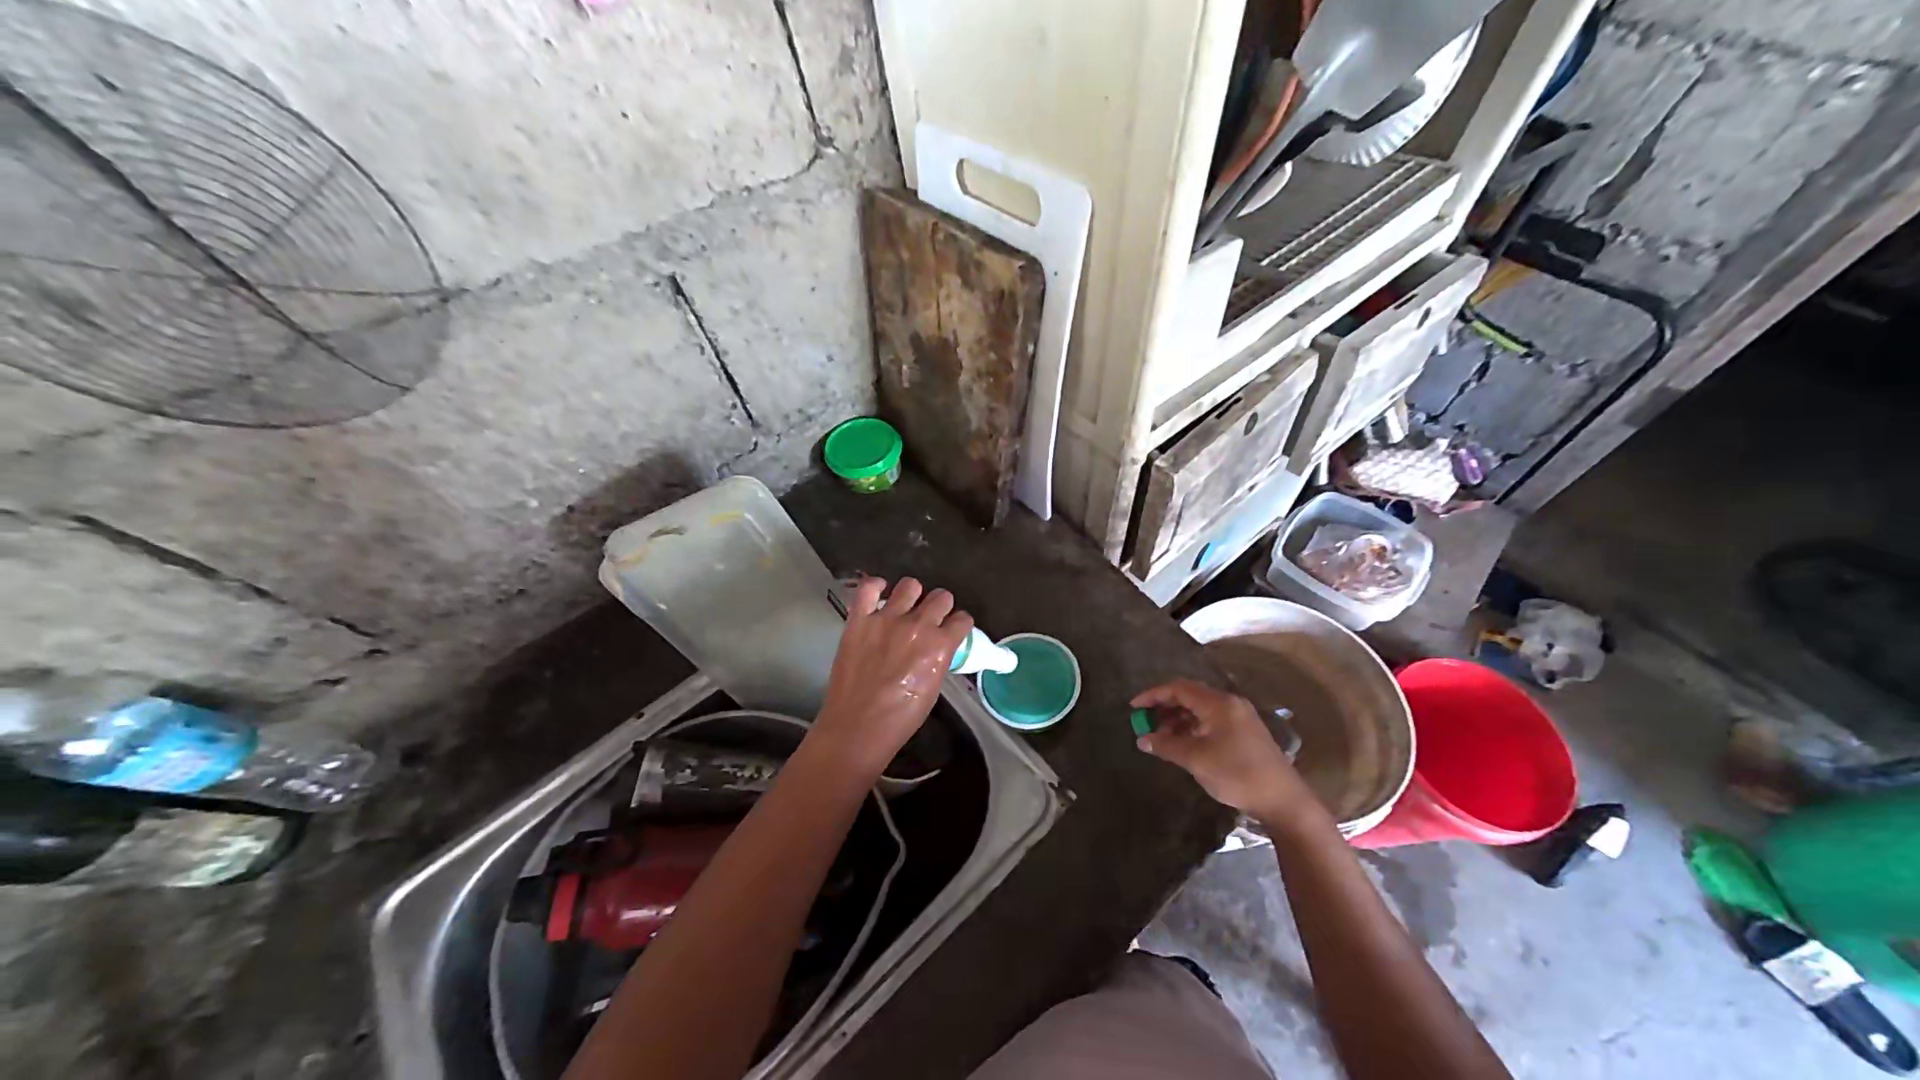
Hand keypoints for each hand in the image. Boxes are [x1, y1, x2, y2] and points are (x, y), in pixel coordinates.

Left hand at [814, 577, 972, 770]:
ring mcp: (886, 619)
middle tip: (931, 618)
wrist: (858, 727)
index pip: (962, 619)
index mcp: (940, 646)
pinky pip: (868, 588)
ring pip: (910, 586)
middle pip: (941, 597)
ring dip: (913, 595)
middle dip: (941, 606)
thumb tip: (936, 648)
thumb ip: (938, 660)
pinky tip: (879, 595)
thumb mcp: (933, 688)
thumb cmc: (900, 718)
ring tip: (906, 607)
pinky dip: (875, 587)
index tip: (954, 628)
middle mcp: (917, 626)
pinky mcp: (859, 620)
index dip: (959, 624)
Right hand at [1131, 679, 1320, 826]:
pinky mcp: (1244, 733)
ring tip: (1162, 738)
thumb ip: (1167, 746)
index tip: (1134, 708)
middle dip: (1164, 707)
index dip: (1153, 695)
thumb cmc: (1237, 774)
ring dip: (1178, 720)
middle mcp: (1230, 704)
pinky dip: (1193, 728)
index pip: (1179, 688)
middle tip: (1146, 723)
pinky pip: (1211, 721)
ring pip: (1200, 710)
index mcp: (1218, 703)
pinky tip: (1183, 745)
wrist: (1283, 800)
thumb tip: (1142, 739)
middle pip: (1190, 696)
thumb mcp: (1196, 759)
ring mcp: (1239, 718)